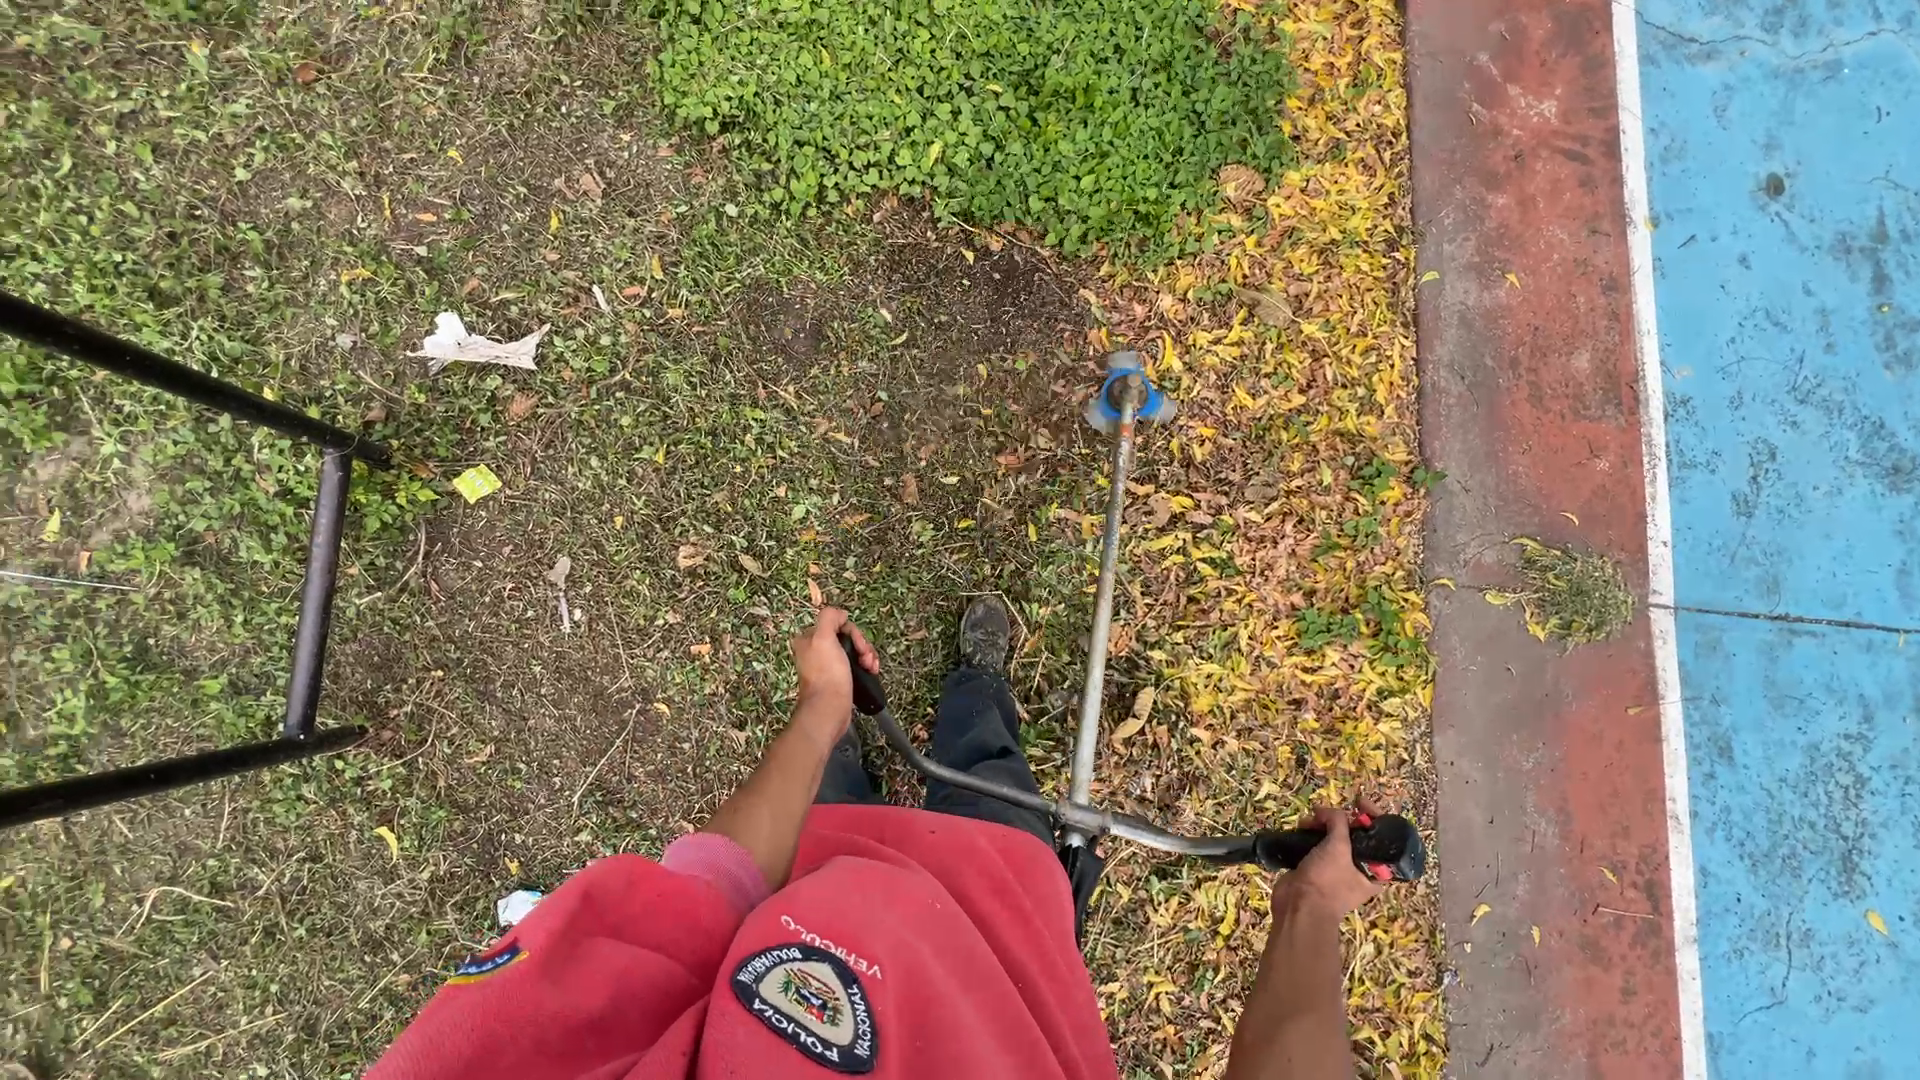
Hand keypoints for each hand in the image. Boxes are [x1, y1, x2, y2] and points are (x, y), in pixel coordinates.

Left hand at [789, 607, 878, 734]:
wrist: (830, 708)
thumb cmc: (828, 674)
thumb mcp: (824, 638)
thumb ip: (830, 617)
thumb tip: (841, 614)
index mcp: (809, 638)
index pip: (838, 624)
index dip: (853, 633)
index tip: (859, 646)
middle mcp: (816, 650)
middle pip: (847, 637)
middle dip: (862, 646)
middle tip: (866, 658)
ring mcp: (828, 665)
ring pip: (854, 650)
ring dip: (867, 656)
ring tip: (871, 667)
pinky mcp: (838, 678)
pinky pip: (855, 664)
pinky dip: (865, 666)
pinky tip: (871, 671)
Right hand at [1276, 799, 1384, 918]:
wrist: (1299, 905)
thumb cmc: (1328, 880)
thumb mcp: (1338, 847)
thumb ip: (1338, 822)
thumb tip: (1326, 811)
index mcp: (1376, 869)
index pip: (1383, 837)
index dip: (1374, 816)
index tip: (1358, 802)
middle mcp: (1359, 868)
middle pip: (1354, 834)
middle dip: (1339, 819)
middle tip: (1325, 813)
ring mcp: (1337, 867)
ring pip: (1333, 837)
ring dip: (1321, 824)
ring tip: (1308, 821)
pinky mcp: (1317, 866)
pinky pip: (1318, 843)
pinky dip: (1311, 833)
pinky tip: (1301, 828)